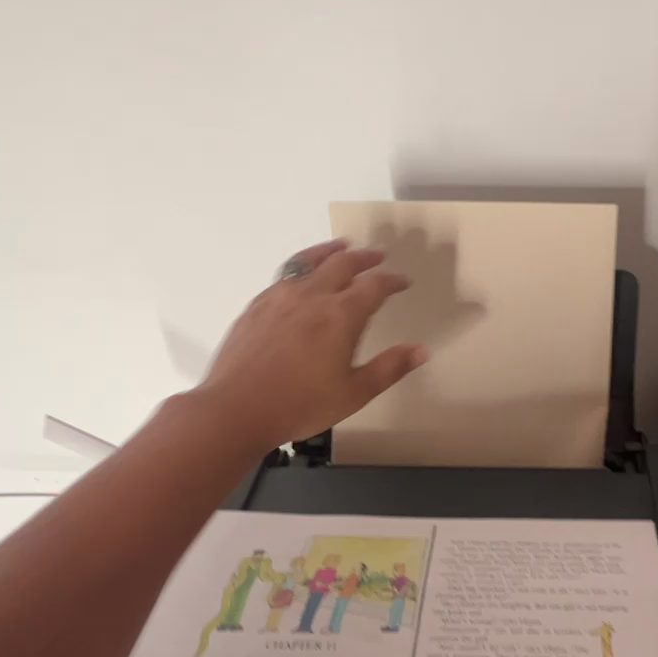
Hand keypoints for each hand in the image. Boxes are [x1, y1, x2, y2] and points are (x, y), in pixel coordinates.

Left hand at [190, 239, 426, 450]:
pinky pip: (285, 275)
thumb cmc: (301, 405)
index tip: (403, 282)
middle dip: (364, 258)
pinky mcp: (257, 306)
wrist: (236, 409)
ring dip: (330, 252)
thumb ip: (389, 368)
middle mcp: (312, 296)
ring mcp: (280, 297)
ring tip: (341, 247)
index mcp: (340, 316)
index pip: (374, 286)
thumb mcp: (354, 393)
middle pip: (342, 264)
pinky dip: (303, 267)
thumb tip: (421, 350)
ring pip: (309, 261)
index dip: (392, 281)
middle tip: (377, 256)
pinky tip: (302, 279)